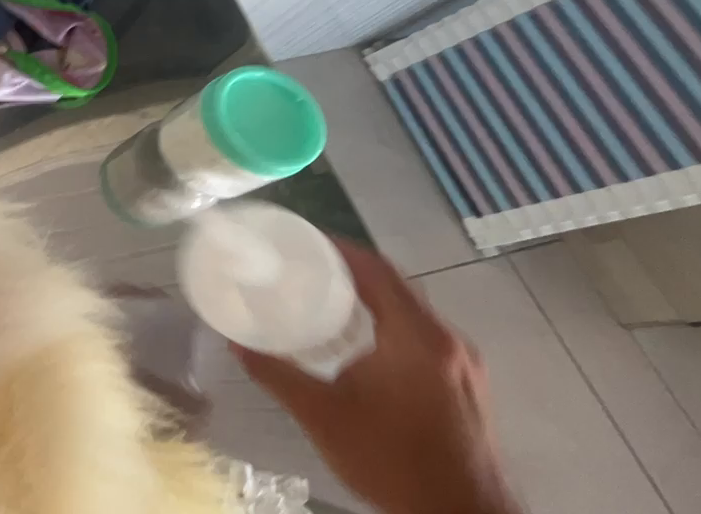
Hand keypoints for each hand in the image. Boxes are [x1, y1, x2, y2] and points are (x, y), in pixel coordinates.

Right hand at [232, 239, 521, 513]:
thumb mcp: (321, 414)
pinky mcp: (465, 384)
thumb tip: (235, 341)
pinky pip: (419, 330)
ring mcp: (463, 364)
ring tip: (319, 294)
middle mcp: (447, 341)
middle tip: (298, 265)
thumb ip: (275, 372)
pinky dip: (384, 319)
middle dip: (345, 268)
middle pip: (393, 283)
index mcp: (417, 338)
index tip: (294, 239)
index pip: (375, 268)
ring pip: (408, 307)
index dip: (335, 246)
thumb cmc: (391, 461)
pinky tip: (354, 336)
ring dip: (366, 294)